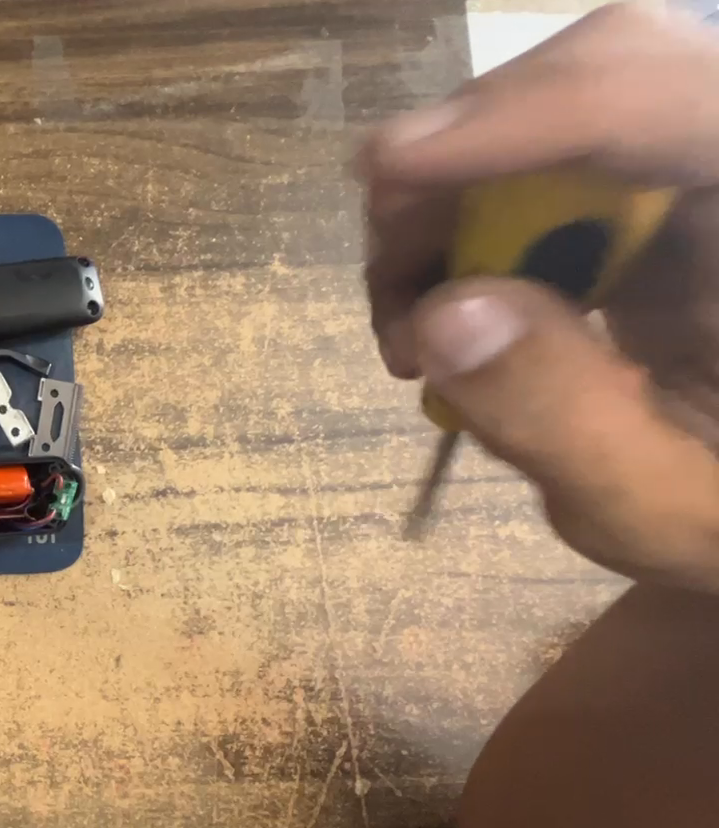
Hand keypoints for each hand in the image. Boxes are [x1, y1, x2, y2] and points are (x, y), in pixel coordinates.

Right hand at [360, 3, 718, 590]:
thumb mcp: (656, 504)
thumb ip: (562, 416)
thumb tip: (439, 314)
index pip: (683, 112)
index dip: (530, 119)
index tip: (383, 167)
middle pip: (605, 80)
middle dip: (457, 171)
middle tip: (393, 293)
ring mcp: (700, 179)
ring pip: (546, 120)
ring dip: (437, 218)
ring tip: (410, 336)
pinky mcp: (655, 198)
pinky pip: (528, 170)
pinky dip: (450, 237)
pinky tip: (441, 314)